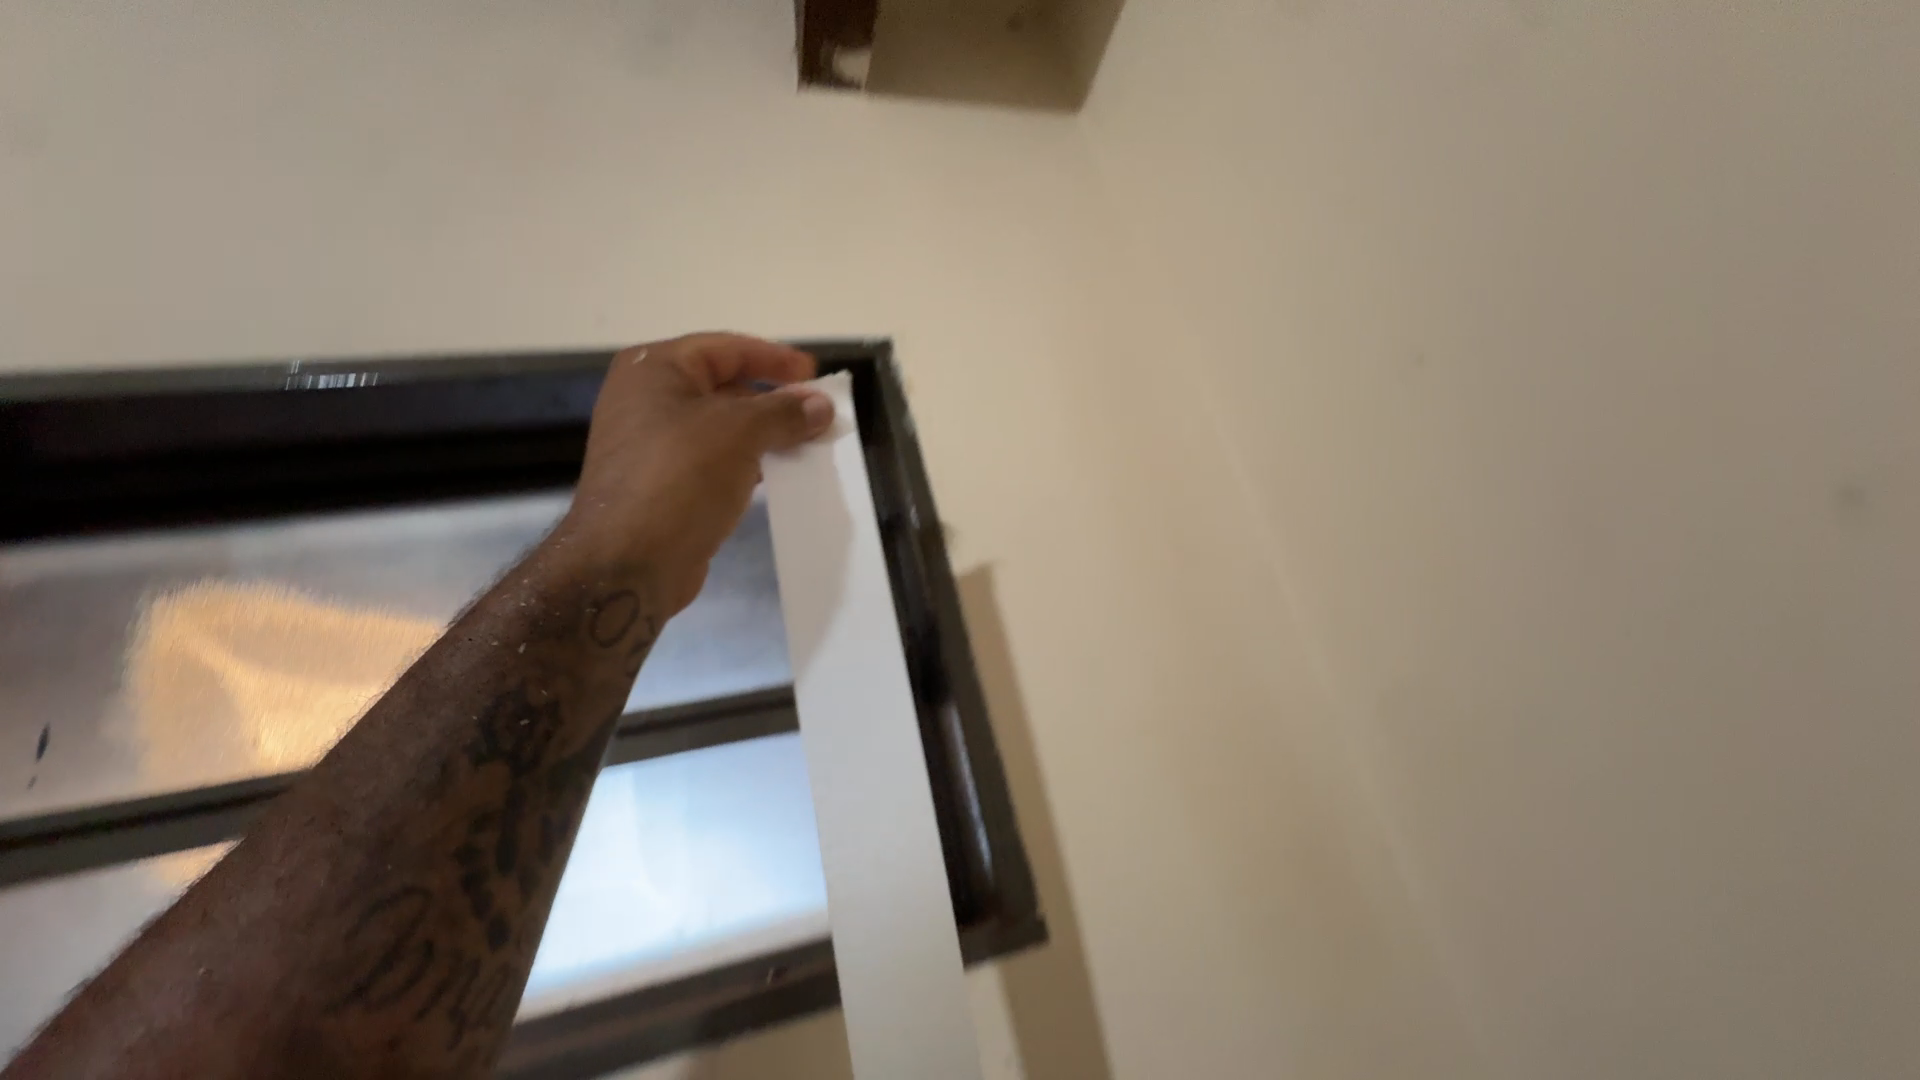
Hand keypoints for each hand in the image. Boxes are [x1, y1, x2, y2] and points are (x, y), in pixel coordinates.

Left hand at [559, 333, 833, 614]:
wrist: (629, 561)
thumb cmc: (681, 476)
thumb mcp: (741, 431)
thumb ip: (785, 412)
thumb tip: (821, 406)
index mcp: (655, 370)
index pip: (726, 349)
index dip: (774, 358)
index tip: (815, 376)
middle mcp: (647, 400)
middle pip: (724, 386)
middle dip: (773, 400)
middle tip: (816, 416)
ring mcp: (652, 445)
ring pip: (721, 428)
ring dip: (764, 435)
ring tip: (805, 446)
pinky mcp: (662, 485)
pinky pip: (713, 461)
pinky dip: (746, 463)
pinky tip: (775, 476)